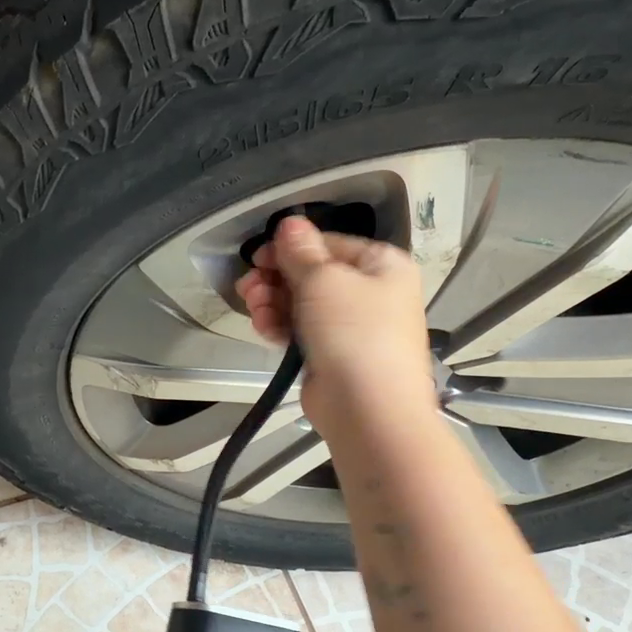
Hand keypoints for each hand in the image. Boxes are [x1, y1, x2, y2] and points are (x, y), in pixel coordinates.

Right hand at [234, 216, 435, 433]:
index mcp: (382, 265)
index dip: (291, 247)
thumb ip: (301, 250)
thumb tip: (289, 223)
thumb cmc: (354, 332)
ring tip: (253, 307)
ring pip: (302, 303)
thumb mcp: (324, 279)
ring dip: (273, 302)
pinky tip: (262, 326)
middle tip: (249, 284)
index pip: (329, 243)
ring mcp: (350, 326)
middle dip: (276, 278)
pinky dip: (279, 325)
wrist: (368, 408)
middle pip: (312, 274)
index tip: (258, 255)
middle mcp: (370, 292)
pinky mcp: (331, 354)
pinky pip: (300, 330)